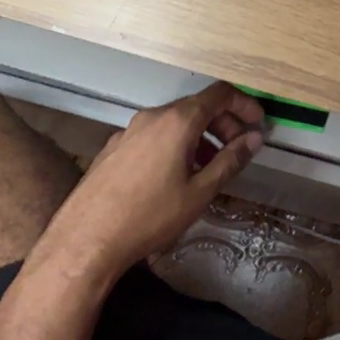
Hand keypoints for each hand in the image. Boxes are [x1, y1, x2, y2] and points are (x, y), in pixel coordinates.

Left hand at [37, 83, 264, 283]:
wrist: (81, 245)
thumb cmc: (149, 216)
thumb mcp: (200, 192)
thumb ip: (231, 160)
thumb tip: (254, 138)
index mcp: (178, 120)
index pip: (221, 94)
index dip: (245, 104)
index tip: (257, 124)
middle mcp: (153, 117)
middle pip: (198, 106)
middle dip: (224, 123)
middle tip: (238, 149)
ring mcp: (128, 132)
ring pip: (174, 122)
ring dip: (200, 136)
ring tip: (209, 167)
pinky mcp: (111, 150)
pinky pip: (153, 136)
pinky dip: (174, 145)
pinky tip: (173, 177)